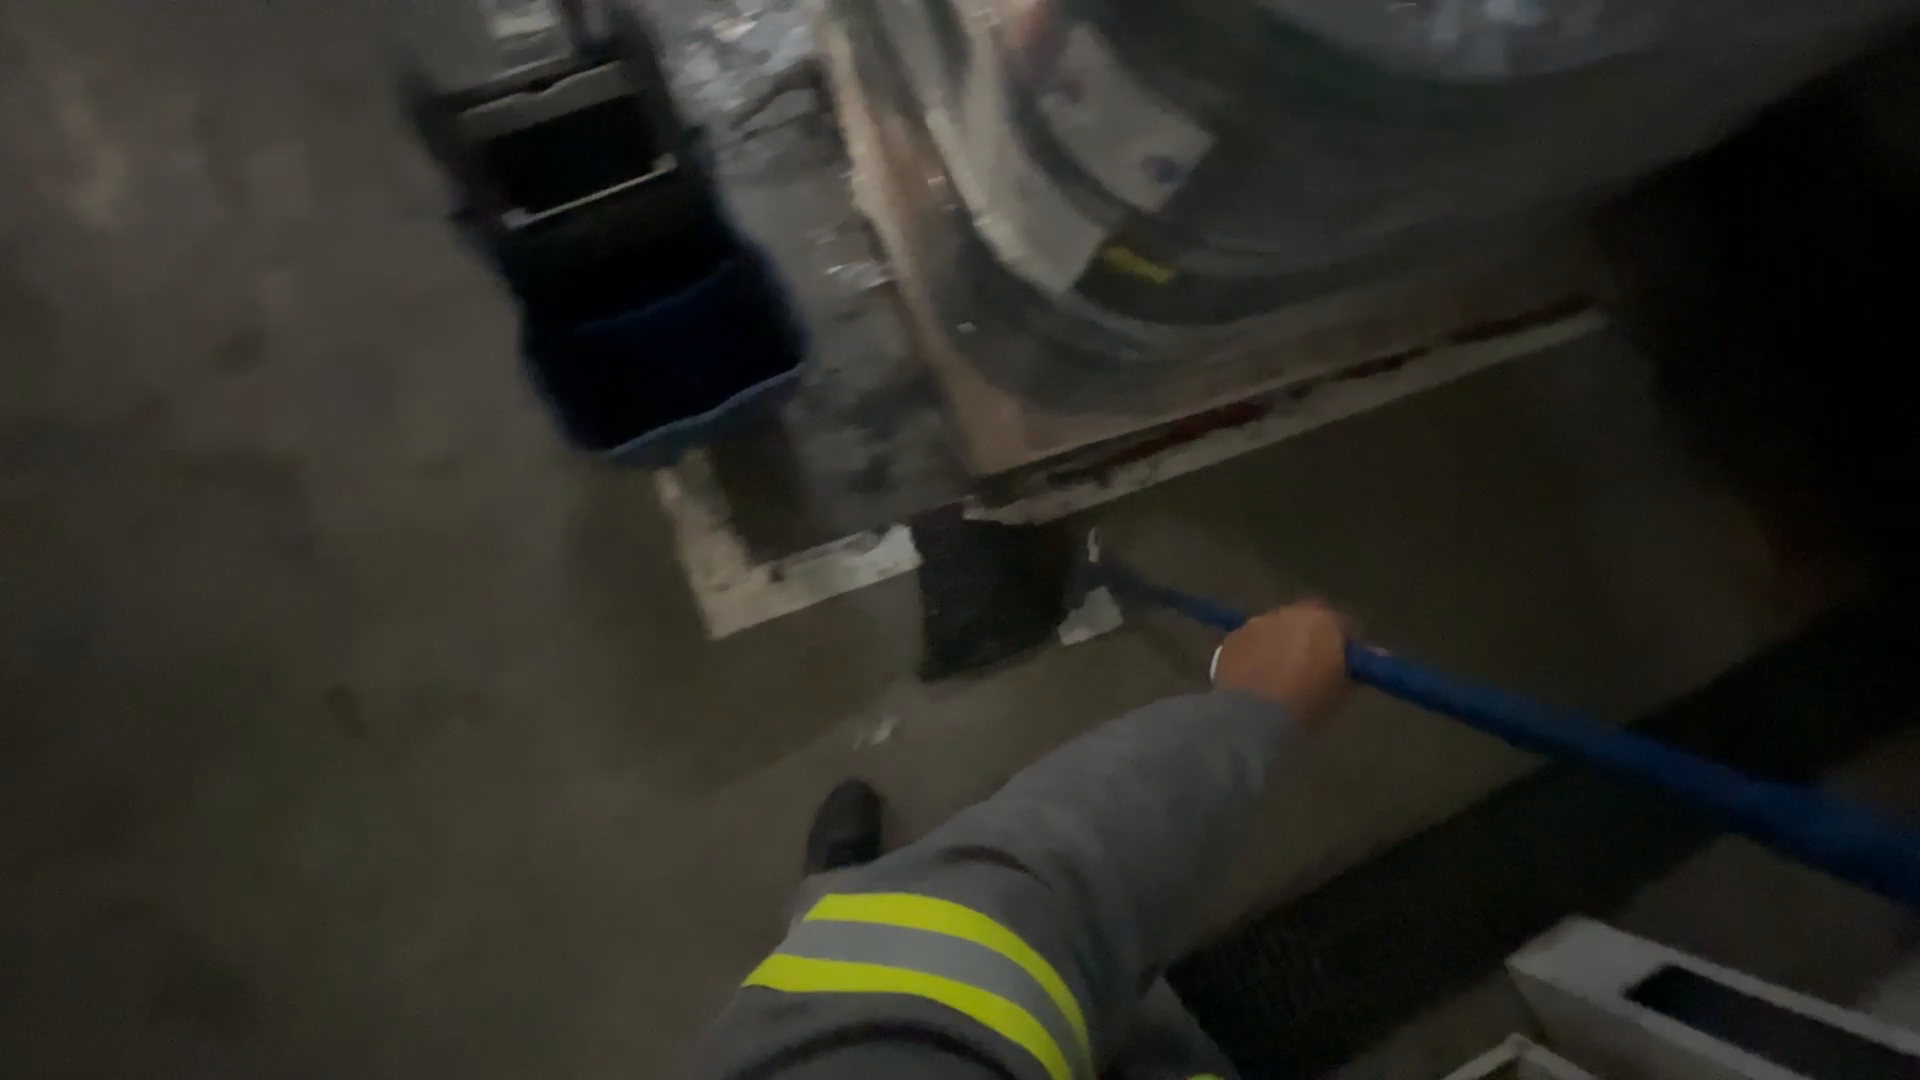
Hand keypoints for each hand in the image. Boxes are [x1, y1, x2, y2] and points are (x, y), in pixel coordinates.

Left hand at [1211, 599, 1354, 727]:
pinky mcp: (1232, 636)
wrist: (1250, 715)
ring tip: (1280, 670)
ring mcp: (1256, 622)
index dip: (1347, 642)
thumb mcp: (1342, 692)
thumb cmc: (1305, 704)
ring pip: (1276, 627)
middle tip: (1312, 663)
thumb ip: (1350, 669)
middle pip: (1307, 619)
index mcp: (1325, 622)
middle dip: (1312, 636)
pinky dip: (1256, 651)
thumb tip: (1356, 661)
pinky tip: (1255, 674)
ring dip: (1281, 641)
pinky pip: (1252, 640)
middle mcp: (1290, 613)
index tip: (1347, 660)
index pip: (1344, 624)